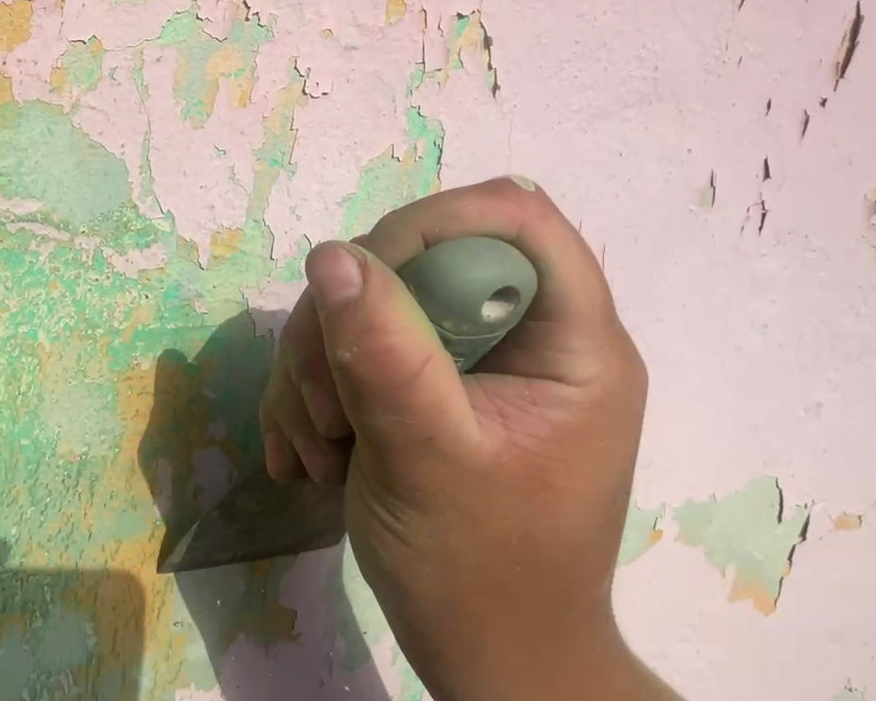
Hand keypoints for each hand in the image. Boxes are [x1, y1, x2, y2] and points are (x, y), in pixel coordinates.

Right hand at [259, 177, 675, 699]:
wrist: (482, 655)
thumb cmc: (481, 571)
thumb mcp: (425, 456)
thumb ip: (382, 351)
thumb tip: (331, 254)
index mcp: (567, 345)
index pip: (514, 220)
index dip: (432, 226)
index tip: (359, 280)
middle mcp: (517, 338)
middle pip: (414, 260)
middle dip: (344, 321)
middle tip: (323, 402)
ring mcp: (463, 362)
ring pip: (363, 304)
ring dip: (313, 368)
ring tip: (317, 449)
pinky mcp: (418, 385)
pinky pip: (343, 348)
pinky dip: (309, 395)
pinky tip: (308, 456)